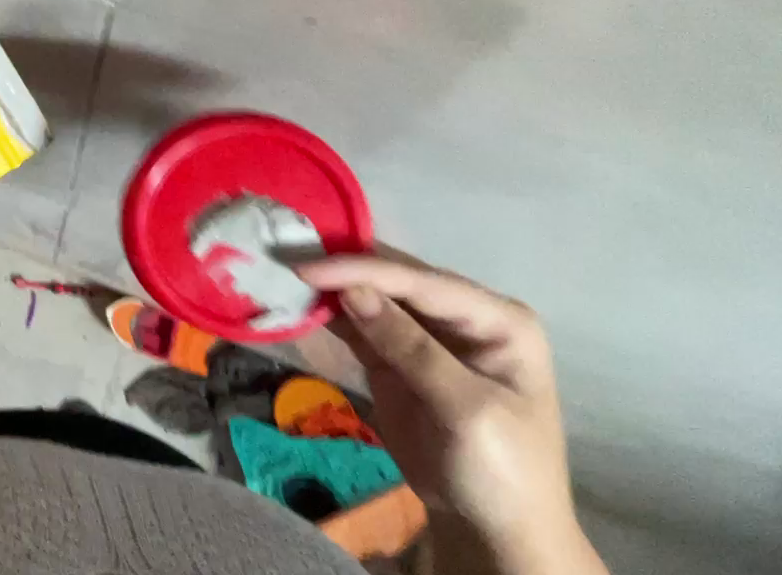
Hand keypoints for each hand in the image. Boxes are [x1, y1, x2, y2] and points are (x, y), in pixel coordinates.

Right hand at [298, 251, 590, 564]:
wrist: (490, 528)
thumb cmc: (501, 470)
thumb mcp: (465, 410)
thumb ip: (411, 347)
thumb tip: (351, 292)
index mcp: (497, 320)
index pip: (421, 282)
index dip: (362, 270)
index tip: (305, 267)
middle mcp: (460, 315)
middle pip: (393, 278)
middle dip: (341, 266)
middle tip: (283, 253)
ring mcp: (424, 333)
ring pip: (368, 293)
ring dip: (327, 284)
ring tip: (279, 268)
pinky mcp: (391, 353)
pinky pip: (354, 321)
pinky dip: (324, 310)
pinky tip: (293, 298)